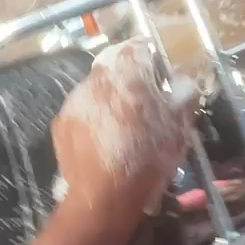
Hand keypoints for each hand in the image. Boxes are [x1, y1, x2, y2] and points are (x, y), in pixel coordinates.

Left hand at [53, 37, 192, 222]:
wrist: (104, 197)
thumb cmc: (148, 158)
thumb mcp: (178, 127)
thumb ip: (183, 94)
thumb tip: (183, 79)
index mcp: (127, 73)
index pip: (137, 47)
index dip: (149, 58)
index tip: (157, 73)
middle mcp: (95, 79)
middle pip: (113, 68)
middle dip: (127, 80)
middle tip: (142, 104)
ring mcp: (73, 100)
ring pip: (95, 90)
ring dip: (108, 99)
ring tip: (120, 126)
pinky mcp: (60, 123)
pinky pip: (81, 111)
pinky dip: (92, 118)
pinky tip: (102, 140)